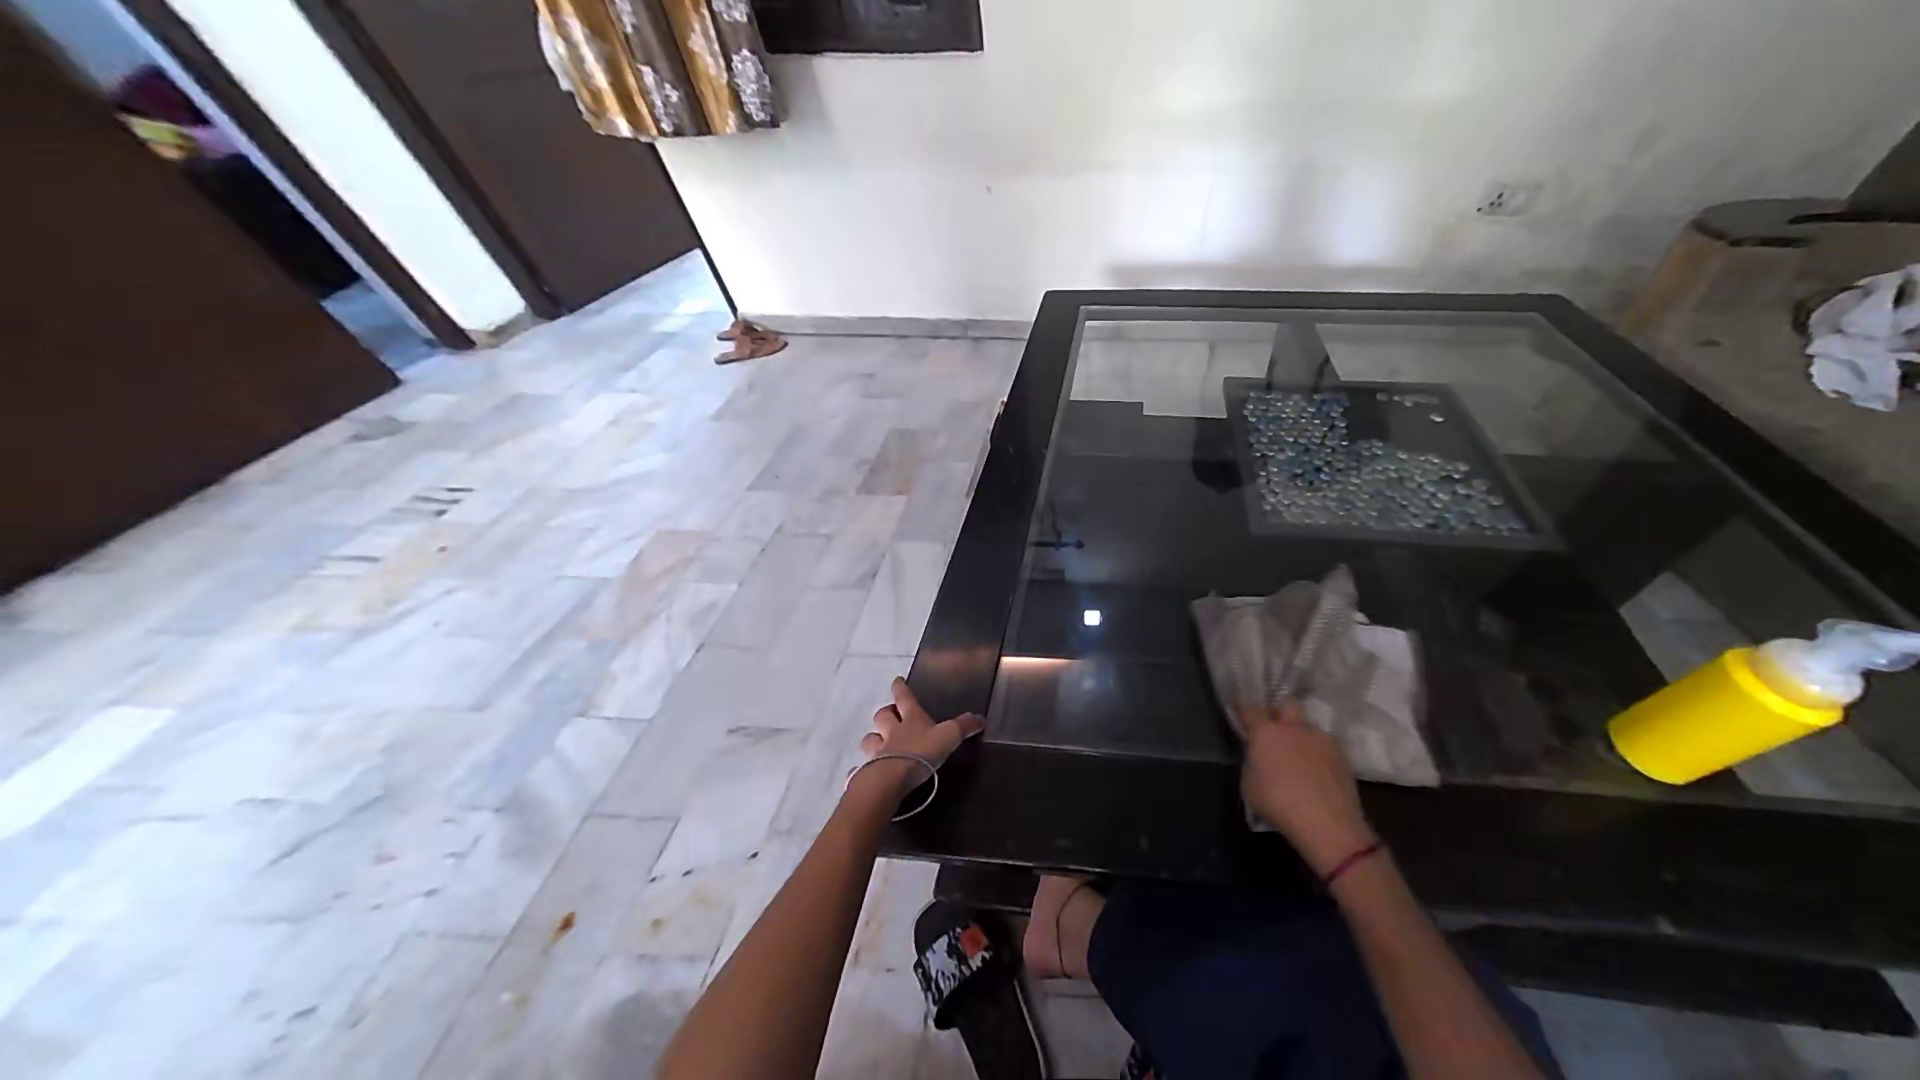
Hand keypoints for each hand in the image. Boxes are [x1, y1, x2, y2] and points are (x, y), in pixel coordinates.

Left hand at [854, 678, 984, 797]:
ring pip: (870, 739)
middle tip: (889, 714)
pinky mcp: (870, 771)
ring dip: (873, 738)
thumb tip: (980, 718)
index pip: (904, 698)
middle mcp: (892, 732)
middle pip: (882, 716)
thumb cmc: (922, 751)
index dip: (901, 688)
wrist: (893, 777)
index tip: (897, 680)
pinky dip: (863, 768)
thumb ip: (964, 726)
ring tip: (877, 742)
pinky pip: (863, 767)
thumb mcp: (949, 735)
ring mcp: (879, 751)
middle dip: (885, 713)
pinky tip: (865, 772)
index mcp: (911, 719)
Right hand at [1240, 701, 1376, 876]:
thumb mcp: (1249, 784)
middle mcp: (1295, 729)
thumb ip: (1252, 762)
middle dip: (1279, 712)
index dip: (1243, 709)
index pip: (1251, 710)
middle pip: (1287, 704)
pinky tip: (1316, 773)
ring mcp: (1322, 741)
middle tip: (1274, 729)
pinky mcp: (1342, 757)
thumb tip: (1259, 757)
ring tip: (1298, 756)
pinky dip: (1317, 754)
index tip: (1239, 709)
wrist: (1327, 823)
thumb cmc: (1278, 803)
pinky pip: (1325, 747)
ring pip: (1308, 727)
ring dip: (1301, 735)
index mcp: (1267, 733)